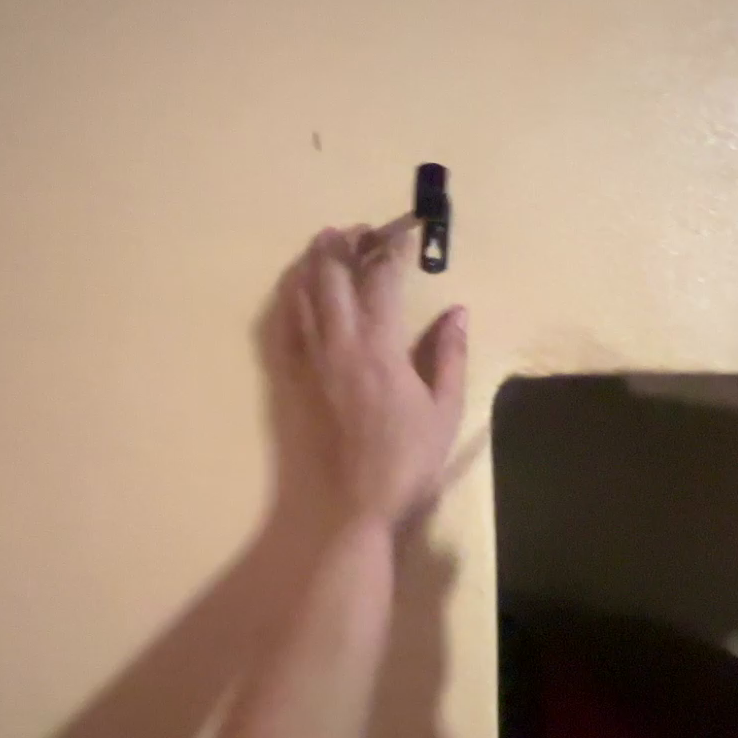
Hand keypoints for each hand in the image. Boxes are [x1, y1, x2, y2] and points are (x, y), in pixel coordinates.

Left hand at [259, 221, 467, 530]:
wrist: (351, 508)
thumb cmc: (407, 463)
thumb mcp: (445, 411)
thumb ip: (449, 356)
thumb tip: (456, 311)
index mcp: (380, 348)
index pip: (382, 280)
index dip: (392, 250)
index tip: (403, 234)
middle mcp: (337, 344)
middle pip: (332, 276)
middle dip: (344, 244)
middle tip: (356, 230)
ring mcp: (307, 362)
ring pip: (301, 295)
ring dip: (312, 262)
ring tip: (322, 242)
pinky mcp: (288, 382)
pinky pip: (281, 328)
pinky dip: (287, 300)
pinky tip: (293, 289)